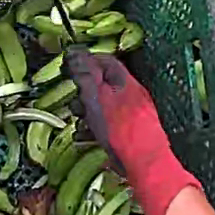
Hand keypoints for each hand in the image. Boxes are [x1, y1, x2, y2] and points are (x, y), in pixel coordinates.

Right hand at [66, 49, 203, 214]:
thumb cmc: (119, 127)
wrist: (144, 162)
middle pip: (102, 84)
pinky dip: (95, 128)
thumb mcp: (95, 96)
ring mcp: (132, 114)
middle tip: (73, 100)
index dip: (85, 62)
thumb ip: (84, 74)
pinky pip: (109, 124)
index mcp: (124, 81)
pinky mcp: (130, 133)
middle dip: (83, 92)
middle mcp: (130, 94)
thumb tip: (73, 52)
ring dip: (87, 112)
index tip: (70, 69)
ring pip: (104, 105)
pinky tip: (85, 136)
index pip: (103, 60)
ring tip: (79, 121)